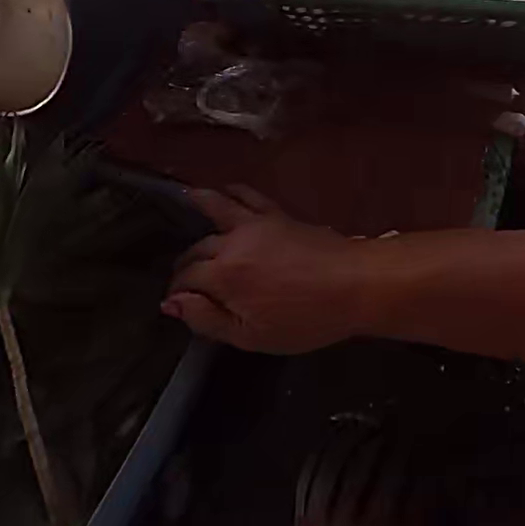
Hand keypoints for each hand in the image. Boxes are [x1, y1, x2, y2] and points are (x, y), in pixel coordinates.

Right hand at [162, 186, 372, 353]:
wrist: (352, 284)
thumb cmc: (304, 319)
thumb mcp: (251, 336)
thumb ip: (207, 318)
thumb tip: (172, 303)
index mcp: (224, 275)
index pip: (186, 278)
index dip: (176, 291)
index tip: (175, 301)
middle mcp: (232, 241)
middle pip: (198, 247)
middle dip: (186, 262)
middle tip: (183, 274)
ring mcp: (255, 223)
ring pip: (217, 206)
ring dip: (198, 201)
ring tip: (185, 196)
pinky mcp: (277, 214)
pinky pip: (249, 196)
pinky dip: (234, 190)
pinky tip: (228, 189)